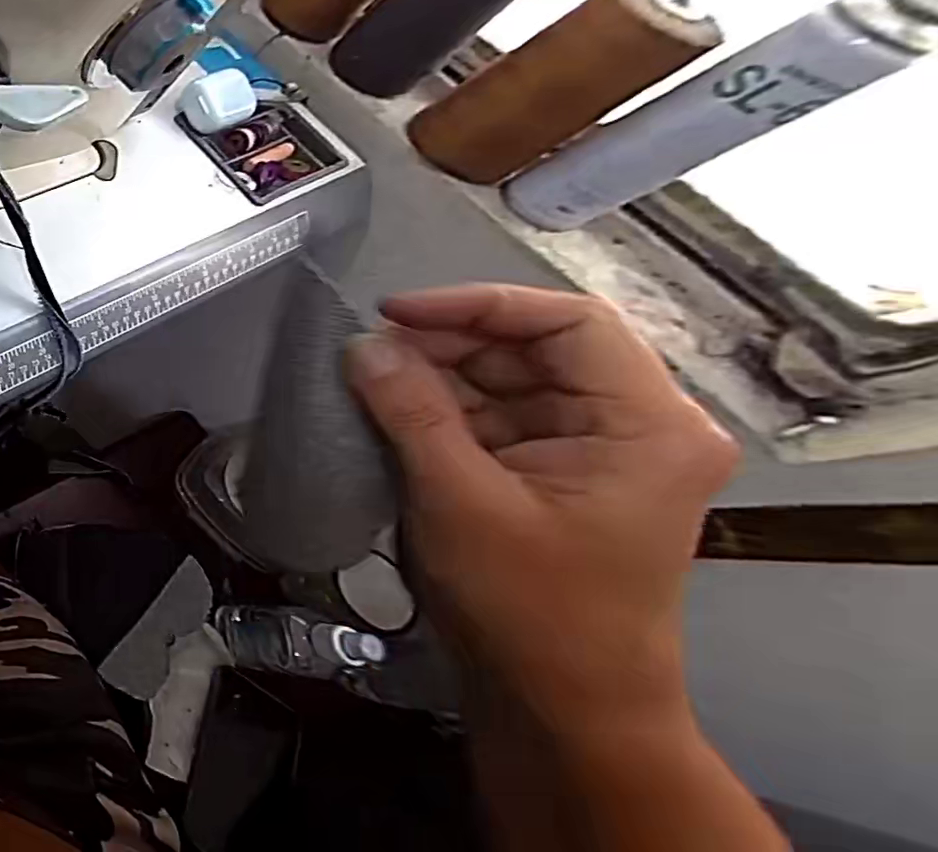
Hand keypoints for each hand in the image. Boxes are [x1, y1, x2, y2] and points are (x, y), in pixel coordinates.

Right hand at [343, 285, 738, 725]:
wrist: (554, 700)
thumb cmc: (529, 606)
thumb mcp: (461, 499)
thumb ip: (410, 412)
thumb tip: (362, 345)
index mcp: (643, 425)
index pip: (569, 322)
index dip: (479, 304)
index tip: (397, 312)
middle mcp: (622, 423)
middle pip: (527, 347)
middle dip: (443, 343)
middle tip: (368, 350)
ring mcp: (578, 445)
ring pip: (497, 377)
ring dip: (429, 374)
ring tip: (365, 377)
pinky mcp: (538, 465)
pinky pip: (481, 413)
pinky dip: (430, 406)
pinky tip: (383, 405)